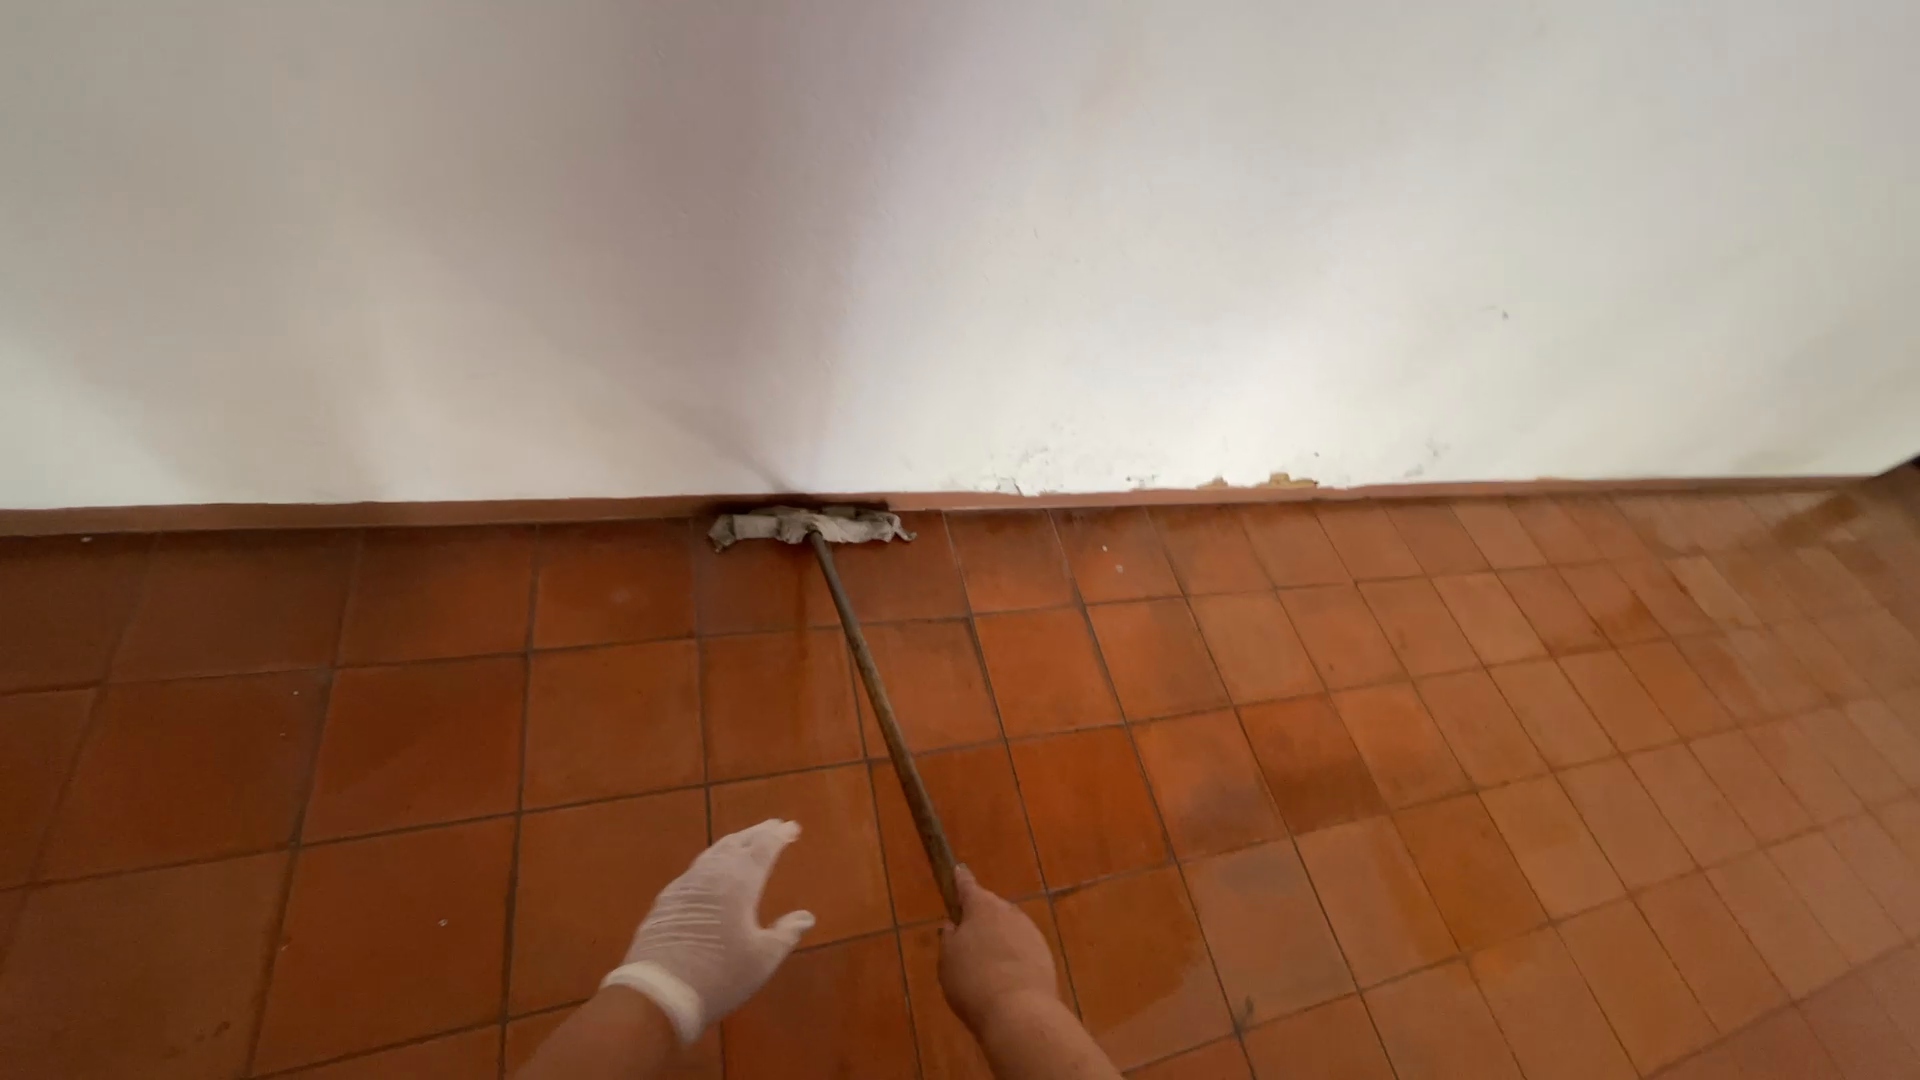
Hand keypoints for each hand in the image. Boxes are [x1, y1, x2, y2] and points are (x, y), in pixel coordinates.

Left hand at [600, 819, 814, 1042]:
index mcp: (740, 883)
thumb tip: (807, 917)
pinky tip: (710, 871)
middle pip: (738, 843)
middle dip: (758, 832)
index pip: (764, 848)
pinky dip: (711, 861)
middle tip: (773, 826)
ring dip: (734, 842)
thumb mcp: (762, 960)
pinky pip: (695, 869)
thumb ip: (786, 934)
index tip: (792, 827)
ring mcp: (686, 885)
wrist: (657, 994)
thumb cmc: (719, 976)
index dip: (779, 835)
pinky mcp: (667, 901)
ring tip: (745, 840)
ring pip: (714, 852)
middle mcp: (713, 875)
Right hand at [938, 867, 1057, 1031]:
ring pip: (1009, 928)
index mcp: (981, 906)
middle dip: (981, 918)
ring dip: (999, 938)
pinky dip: (1014, 956)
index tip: (958, 869)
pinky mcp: (1045, 952)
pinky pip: (1023, 947)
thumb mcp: (947, 961)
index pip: (967, 885)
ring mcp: (1029, 930)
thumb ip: (949, 938)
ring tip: (988, 966)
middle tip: (969, 939)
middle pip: (991, 908)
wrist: (1019, 1011)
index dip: (960, 879)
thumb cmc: (973, 982)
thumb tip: (954, 925)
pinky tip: (1007, 977)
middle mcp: (1007, 911)